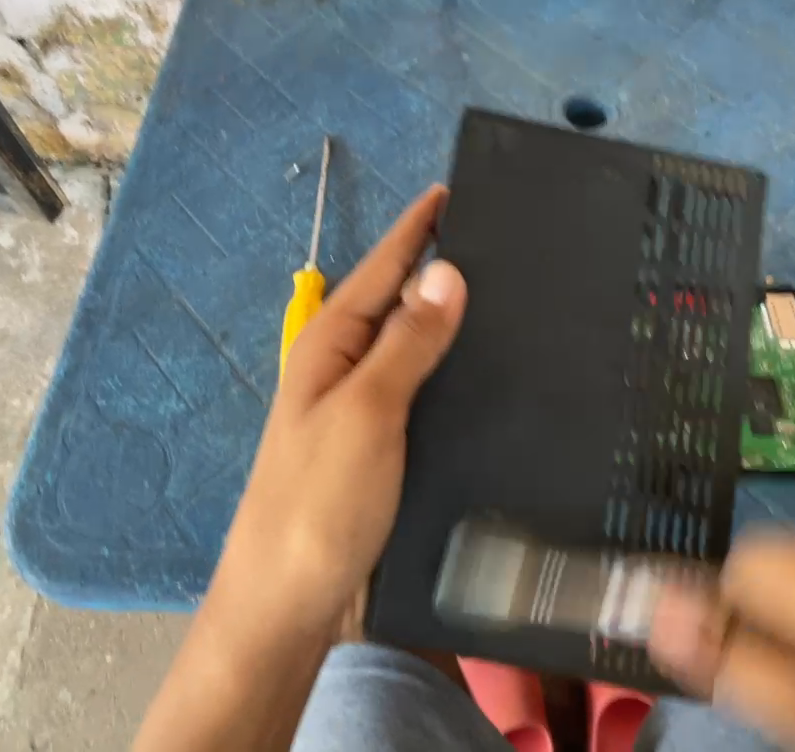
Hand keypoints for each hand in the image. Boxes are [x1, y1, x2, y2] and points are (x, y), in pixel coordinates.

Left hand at [213, 185, 466, 632]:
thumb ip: (406, 343)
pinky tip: (482, 369)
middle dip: (441, 264)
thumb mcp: (367, 413)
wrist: (288, 603)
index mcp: (332, 343)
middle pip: (397, 299)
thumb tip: (446, 271)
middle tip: (505, 240)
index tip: (458, 190)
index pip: (383, 266)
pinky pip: (420, 385)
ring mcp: (361, 406)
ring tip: (506, 293)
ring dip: (448, 315)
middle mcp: (343, 365)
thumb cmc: (319, 502)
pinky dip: (448, 365)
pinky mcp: (379, 443)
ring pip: (411, 343)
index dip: (419, 228)